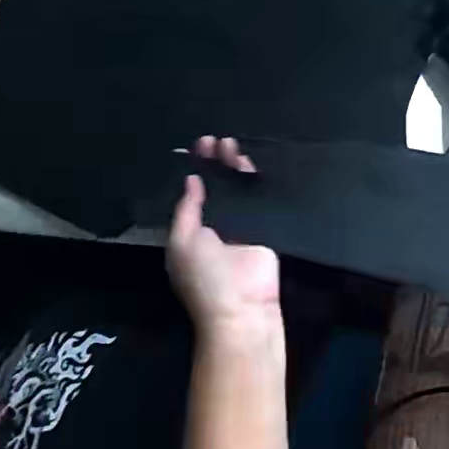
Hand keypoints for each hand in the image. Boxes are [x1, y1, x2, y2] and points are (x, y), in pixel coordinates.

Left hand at [168, 137, 281, 343]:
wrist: (243, 308)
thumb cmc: (204, 277)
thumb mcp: (182, 242)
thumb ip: (186, 208)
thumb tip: (191, 179)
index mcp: (191, 231)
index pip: (191, 193)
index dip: (193, 170)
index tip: (196, 148)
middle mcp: (216, 225)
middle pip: (215, 185)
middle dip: (213, 162)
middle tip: (213, 141)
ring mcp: (242, 225)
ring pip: (237, 187)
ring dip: (232, 165)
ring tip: (229, 144)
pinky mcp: (265, 225)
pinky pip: (259, 197)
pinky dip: (255, 178)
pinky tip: (249, 158)